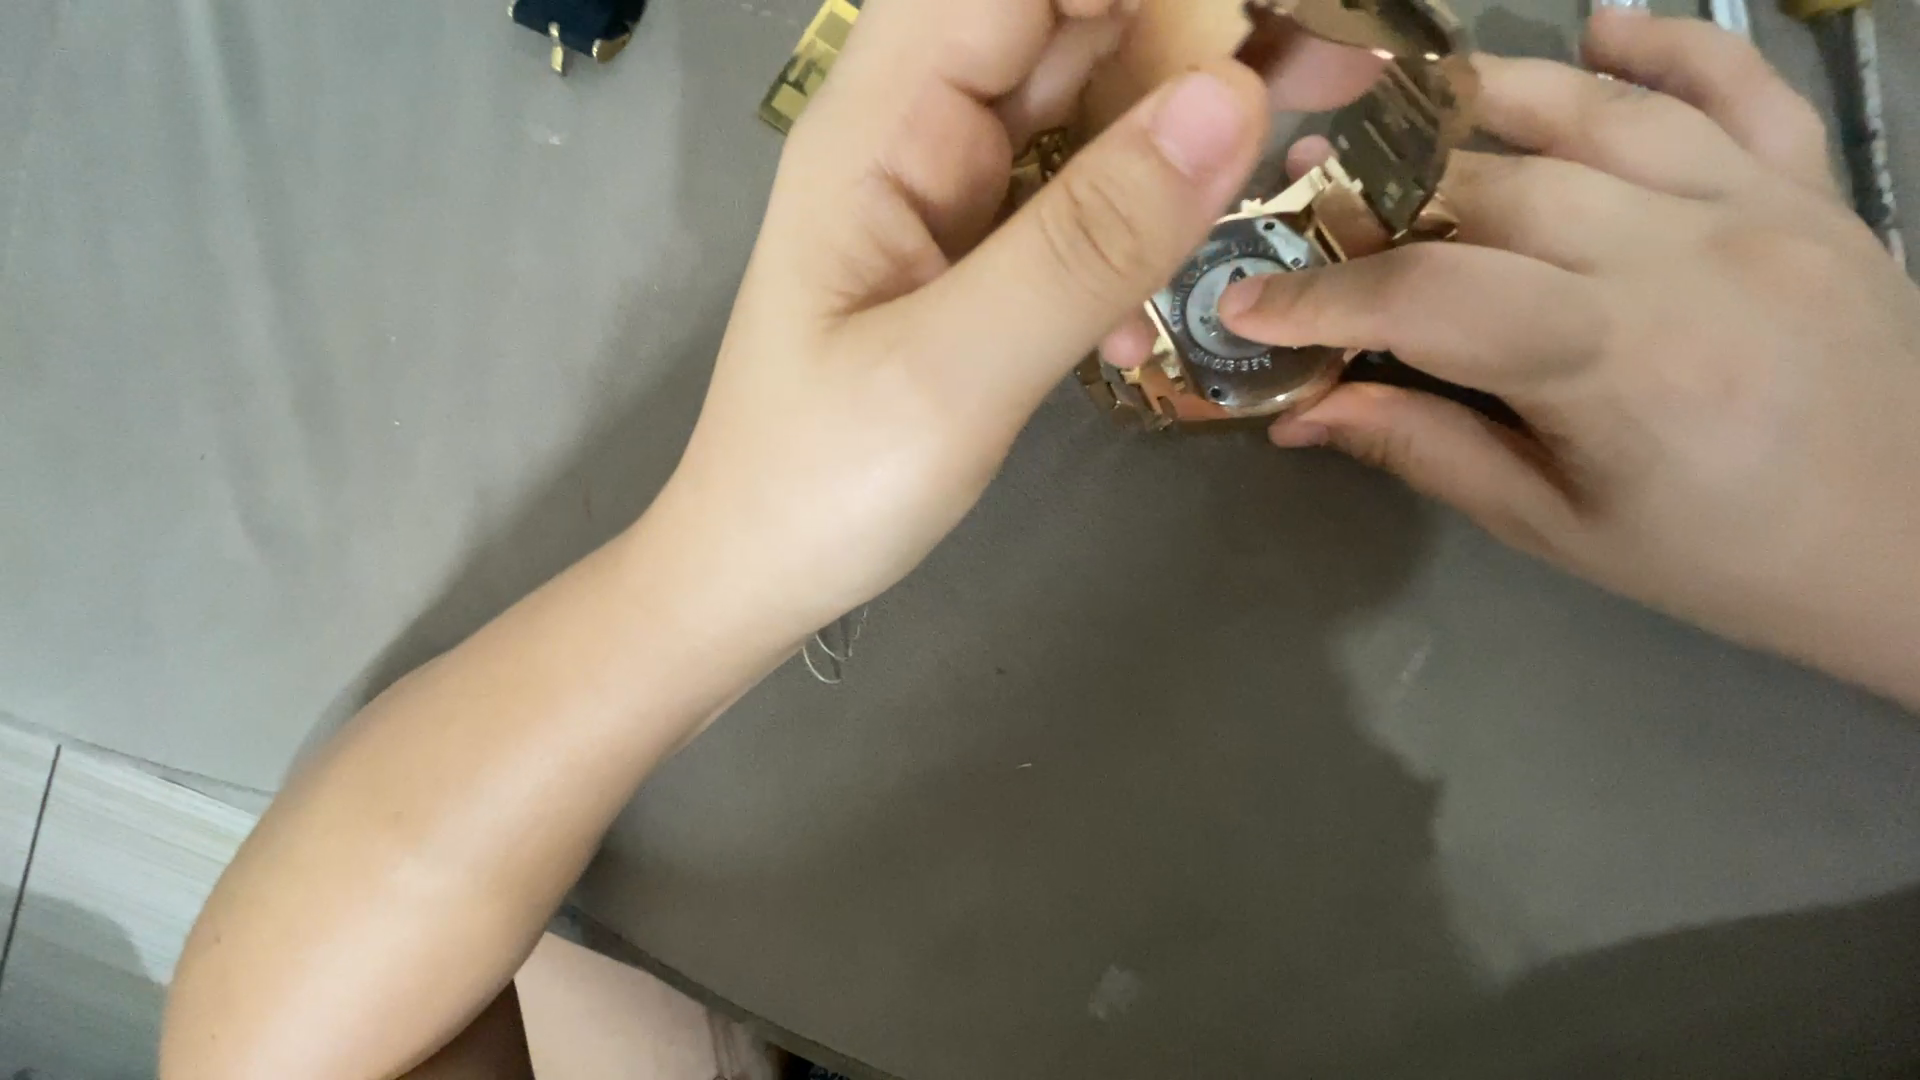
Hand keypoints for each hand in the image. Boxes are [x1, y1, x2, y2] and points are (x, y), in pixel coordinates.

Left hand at [647, 0, 1376, 643]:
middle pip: (1061, 29)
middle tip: (1338, 57)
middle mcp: (910, 139)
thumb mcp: (955, 369)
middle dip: (1194, 34)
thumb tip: (1232, 101)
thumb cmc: (825, 480)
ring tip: (1296, 144)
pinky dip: (1126, 239)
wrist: (762, 567)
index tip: (1272, 12)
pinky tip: (1144, 327)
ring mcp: (940, 207)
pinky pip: (1065, 214)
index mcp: (878, 125)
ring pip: (1075, 120)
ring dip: (1180, 130)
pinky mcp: (966, 271)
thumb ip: (1086, 242)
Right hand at [1218, 13, 1919, 706]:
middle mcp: (1690, 259)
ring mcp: (1763, 206)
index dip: (1320, 296)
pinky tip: (1593, 31)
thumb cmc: (1707, 553)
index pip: (1428, 298)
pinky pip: (1738, 85)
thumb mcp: (1541, 520)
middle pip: (1495, 189)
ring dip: (1480, 100)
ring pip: (1596, 114)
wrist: (1917, 546)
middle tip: (1301, 200)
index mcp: (1618, 364)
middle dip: (1376, 194)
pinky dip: (1661, 47)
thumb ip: (1418, 447)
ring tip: (1394, 105)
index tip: (1243, 301)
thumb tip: (1299, 413)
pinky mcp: (1812, 187)